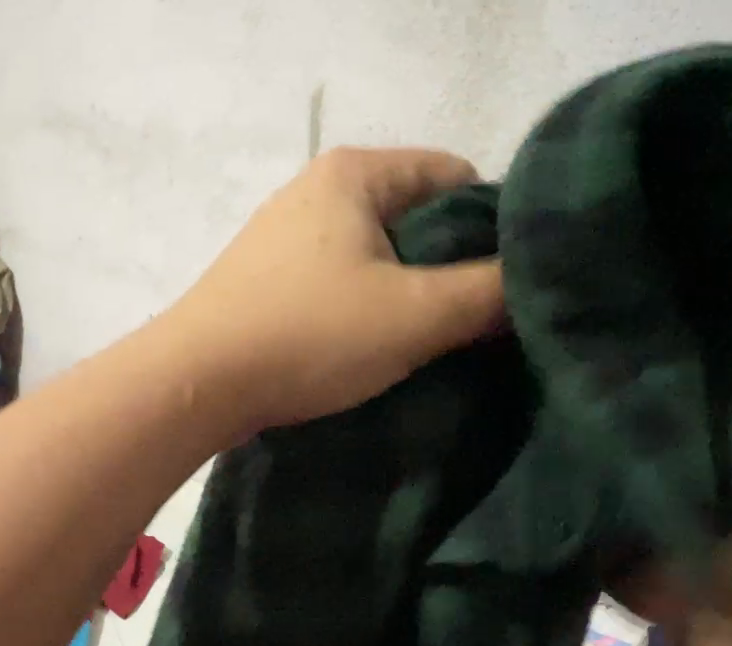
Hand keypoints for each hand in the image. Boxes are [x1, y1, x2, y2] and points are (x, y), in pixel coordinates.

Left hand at [159, 146, 504, 429]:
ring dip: (407, 301)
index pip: (455, 178)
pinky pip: (338, 290)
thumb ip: (488, 293)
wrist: (193, 385)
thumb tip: (539, 282)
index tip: (511, 286)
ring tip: (430, 349)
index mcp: (354, 173)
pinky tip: (375, 357)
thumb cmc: (307, 335)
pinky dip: (364, 317)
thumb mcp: (414, 315)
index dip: (494, 229)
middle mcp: (315, 192)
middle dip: (449, 271)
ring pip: (375, 262)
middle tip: (478, 327)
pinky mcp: (265, 287)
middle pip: (414, 221)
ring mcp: (283, 241)